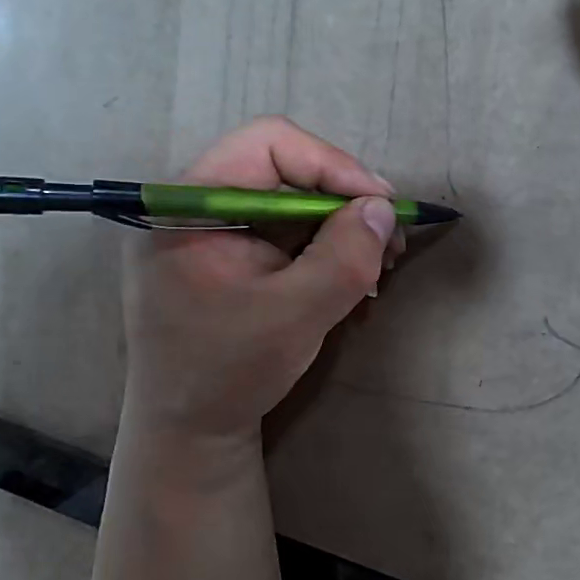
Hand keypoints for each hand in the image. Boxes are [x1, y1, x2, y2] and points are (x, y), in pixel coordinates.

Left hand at [121, 117, 399, 446]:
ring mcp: (210, 234)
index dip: (332, 165)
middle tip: (390, 239)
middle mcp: (196, 208)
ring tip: (379, 265)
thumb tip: (383, 207)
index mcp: (190, 206)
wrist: (188, 434)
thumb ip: (344, 257)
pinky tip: (351, 280)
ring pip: (290, 205)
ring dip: (340, 229)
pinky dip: (323, 250)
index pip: (268, 145)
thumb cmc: (227, 374)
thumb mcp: (295, 316)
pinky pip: (283, 235)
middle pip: (284, 173)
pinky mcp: (227, 258)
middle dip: (344, 203)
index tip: (380, 205)